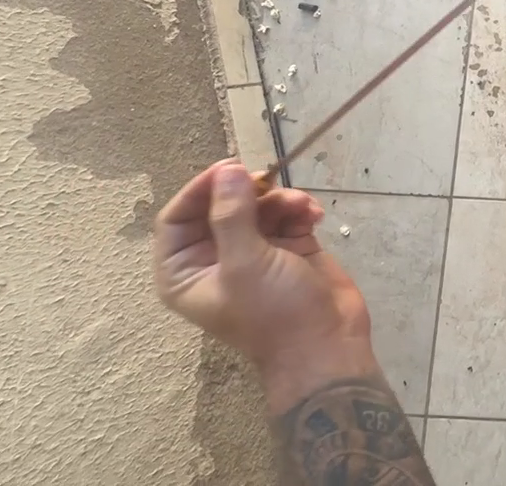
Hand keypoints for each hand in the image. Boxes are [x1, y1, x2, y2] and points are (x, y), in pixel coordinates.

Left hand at [153, 161, 371, 392]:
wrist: (326, 339)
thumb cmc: (274, 310)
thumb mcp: (246, 262)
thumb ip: (232, 215)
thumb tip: (228, 169)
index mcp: (186, 270)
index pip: (178, 218)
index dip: (202, 189)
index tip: (234, 166)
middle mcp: (216, 258)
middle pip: (223, 206)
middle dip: (251, 192)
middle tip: (273, 182)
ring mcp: (255, 251)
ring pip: (261, 206)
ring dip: (284, 200)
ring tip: (304, 207)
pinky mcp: (290, 246)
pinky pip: (289, 213)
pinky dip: (302, 209)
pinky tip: (315, 216)